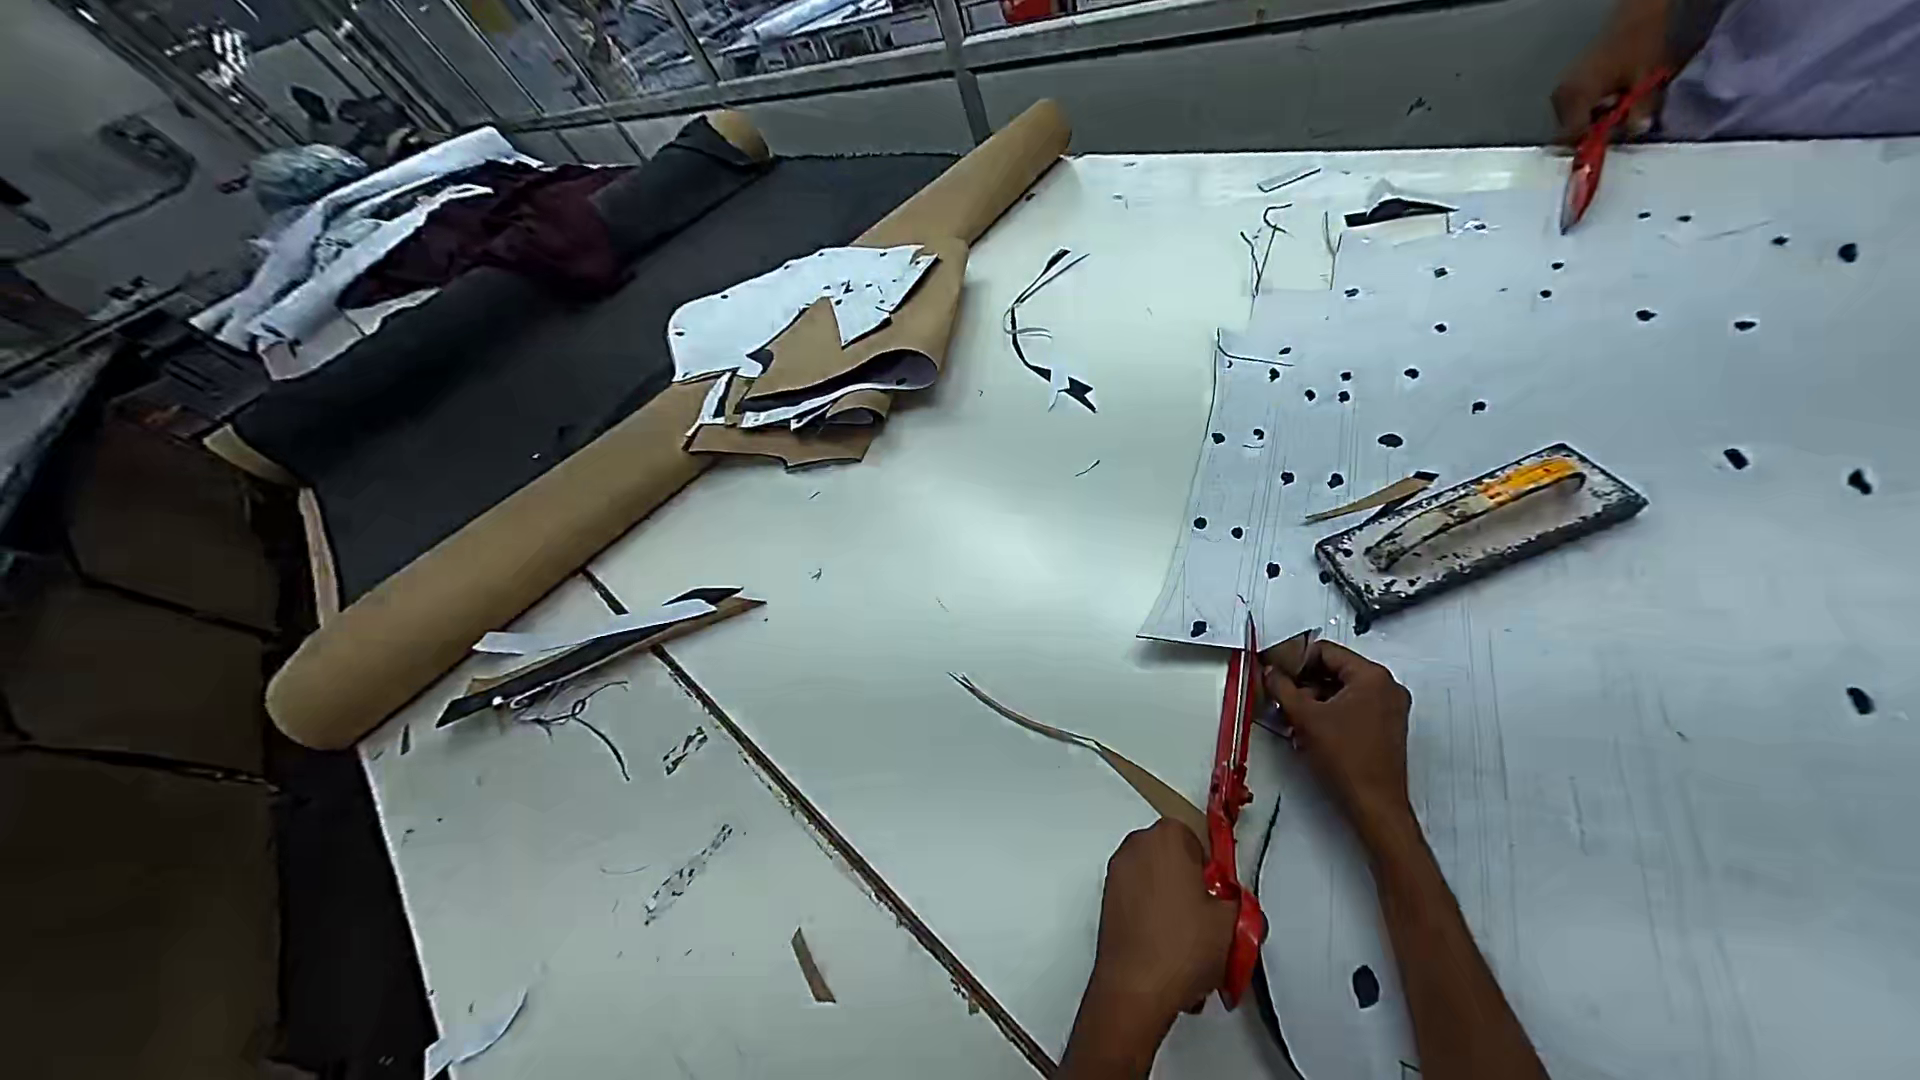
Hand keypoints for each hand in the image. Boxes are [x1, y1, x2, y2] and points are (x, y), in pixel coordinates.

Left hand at [1089, 820, 1236, 1020]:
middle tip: (1206, 916)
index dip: (1209, 866)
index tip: (1217, 892)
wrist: (1136, 986)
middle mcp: (1136, 845)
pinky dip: (1152, 913)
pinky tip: (1167, 946)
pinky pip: (1138, 896)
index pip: (1194, 836)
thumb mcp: (1232, 921)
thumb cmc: (1182, 947)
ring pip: (1155, 878)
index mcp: (1166, 837)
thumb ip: (1237, 897)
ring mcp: (1117, 870)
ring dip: (1171, 900)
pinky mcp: (1107, 896)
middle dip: (1189, 881)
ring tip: (1188, 940)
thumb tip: (1230, 898)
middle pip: (1171, 855)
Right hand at [1263, 640, 1411, 838]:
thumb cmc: (1346, 758)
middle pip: (1335, 668)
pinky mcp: (1386, 726)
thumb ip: (1282, 687)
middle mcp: (1387, 687)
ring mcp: (1389, 707)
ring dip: (1314, 696)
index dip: (1296, 659)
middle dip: (1304, 679)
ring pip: (1342, 688)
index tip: (1276, 670)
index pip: (1326, 651)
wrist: (1373, 802)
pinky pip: (1352, 704)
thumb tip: (1271, 673)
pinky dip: (1329, 709)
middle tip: (1280, 690)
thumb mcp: (1303, 715)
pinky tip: (1308, 724)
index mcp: (1372, 677)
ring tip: (1291, 711)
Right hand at [1551, 0, 1670, 140]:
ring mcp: (1560, 93)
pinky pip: (1571, 110)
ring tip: (1615, 105)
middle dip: (1591, 131)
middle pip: (1568, 131)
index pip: (1572, 135)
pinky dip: (1587, 111)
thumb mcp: (1646, 76)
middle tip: (1617, 121)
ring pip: (1569, 122)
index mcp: (1576, 97)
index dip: (1587, 144)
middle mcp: (1560, 98)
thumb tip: (1637, 132)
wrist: (1634, 14)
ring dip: (1590, 121)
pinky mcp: (1565, 88)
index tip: (1604, 149)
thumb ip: (1641, 108)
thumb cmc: (1639, 43)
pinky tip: (1607, 98)